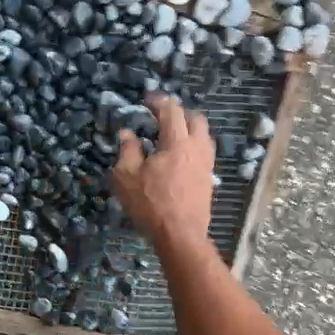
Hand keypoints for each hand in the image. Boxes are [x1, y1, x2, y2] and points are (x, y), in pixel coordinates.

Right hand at [113, 93, 214, 257]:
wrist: (180, 234)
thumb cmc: (150, 204)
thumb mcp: (126, 177)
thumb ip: (127, 151)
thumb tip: (127, 134)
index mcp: (177, 142)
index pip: (171, 111)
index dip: (158, 102)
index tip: (146, 100)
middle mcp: (197, 148)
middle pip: (195, 119)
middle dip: (179, 113)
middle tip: (161, 117)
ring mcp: (206, 164)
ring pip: (203, 136)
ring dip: (189, 130)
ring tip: (171, 136)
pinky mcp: (208, 180)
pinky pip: (203, 153)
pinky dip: (191, 147)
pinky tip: (178, 159)